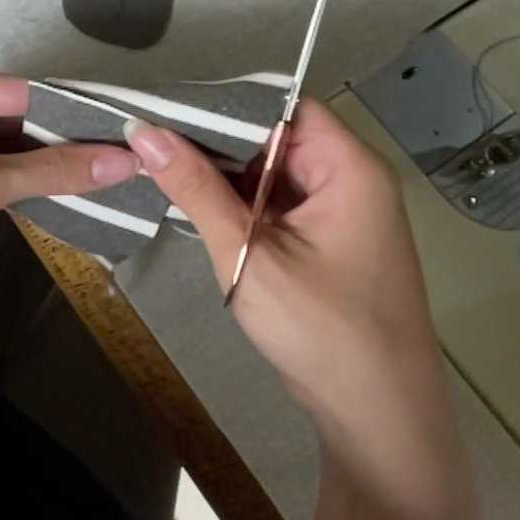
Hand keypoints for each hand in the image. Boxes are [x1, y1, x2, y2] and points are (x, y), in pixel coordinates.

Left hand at [0, 73, 140, 294]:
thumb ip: (50, 170)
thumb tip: (124, 159)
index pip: (23, 92)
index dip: (73, 113)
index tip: (126, 134)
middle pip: (17, 119)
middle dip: (61, 142)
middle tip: (123, 164)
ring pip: (6, 148)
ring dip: (44, 166)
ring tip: (105, 181)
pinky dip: (20, 184)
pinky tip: (60, 197)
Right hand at [124, 100, 445, 436]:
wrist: (376, 417)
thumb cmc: (322, 331)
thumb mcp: (247, 254)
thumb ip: (195, 189)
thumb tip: (143, 131)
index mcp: (349, 169)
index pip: (285, 106)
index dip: (227, 102)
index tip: (165, 107)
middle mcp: (349, 180)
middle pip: (275, 135)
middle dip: (214, 138)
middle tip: (148, 137)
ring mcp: (337, 212)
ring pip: (270, 170)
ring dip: (221, 172)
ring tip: (157, 162)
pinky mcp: (322, 240)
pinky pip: (274, 201)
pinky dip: (236, 200)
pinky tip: (191, 200)